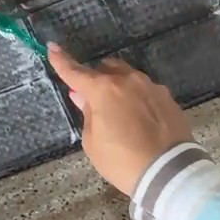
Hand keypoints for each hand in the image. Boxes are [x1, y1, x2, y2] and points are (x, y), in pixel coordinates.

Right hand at [47, 43, 193, 196]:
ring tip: (120, 113)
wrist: (168, 172)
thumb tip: (83, 96)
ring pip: (129, 77)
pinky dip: (138, 99)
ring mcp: (151, 87)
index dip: (62, 61)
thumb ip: (87, 114)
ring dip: (119, 88)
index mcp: (104, 90)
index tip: (52, 47)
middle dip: (97, 79)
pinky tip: (140, 120)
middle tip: (94, 101)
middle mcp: (128, 80)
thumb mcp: (93, 142)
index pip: (76, 72)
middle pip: (106, 69)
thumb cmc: (122, 160)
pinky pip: (146, 91)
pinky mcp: (167, 98)